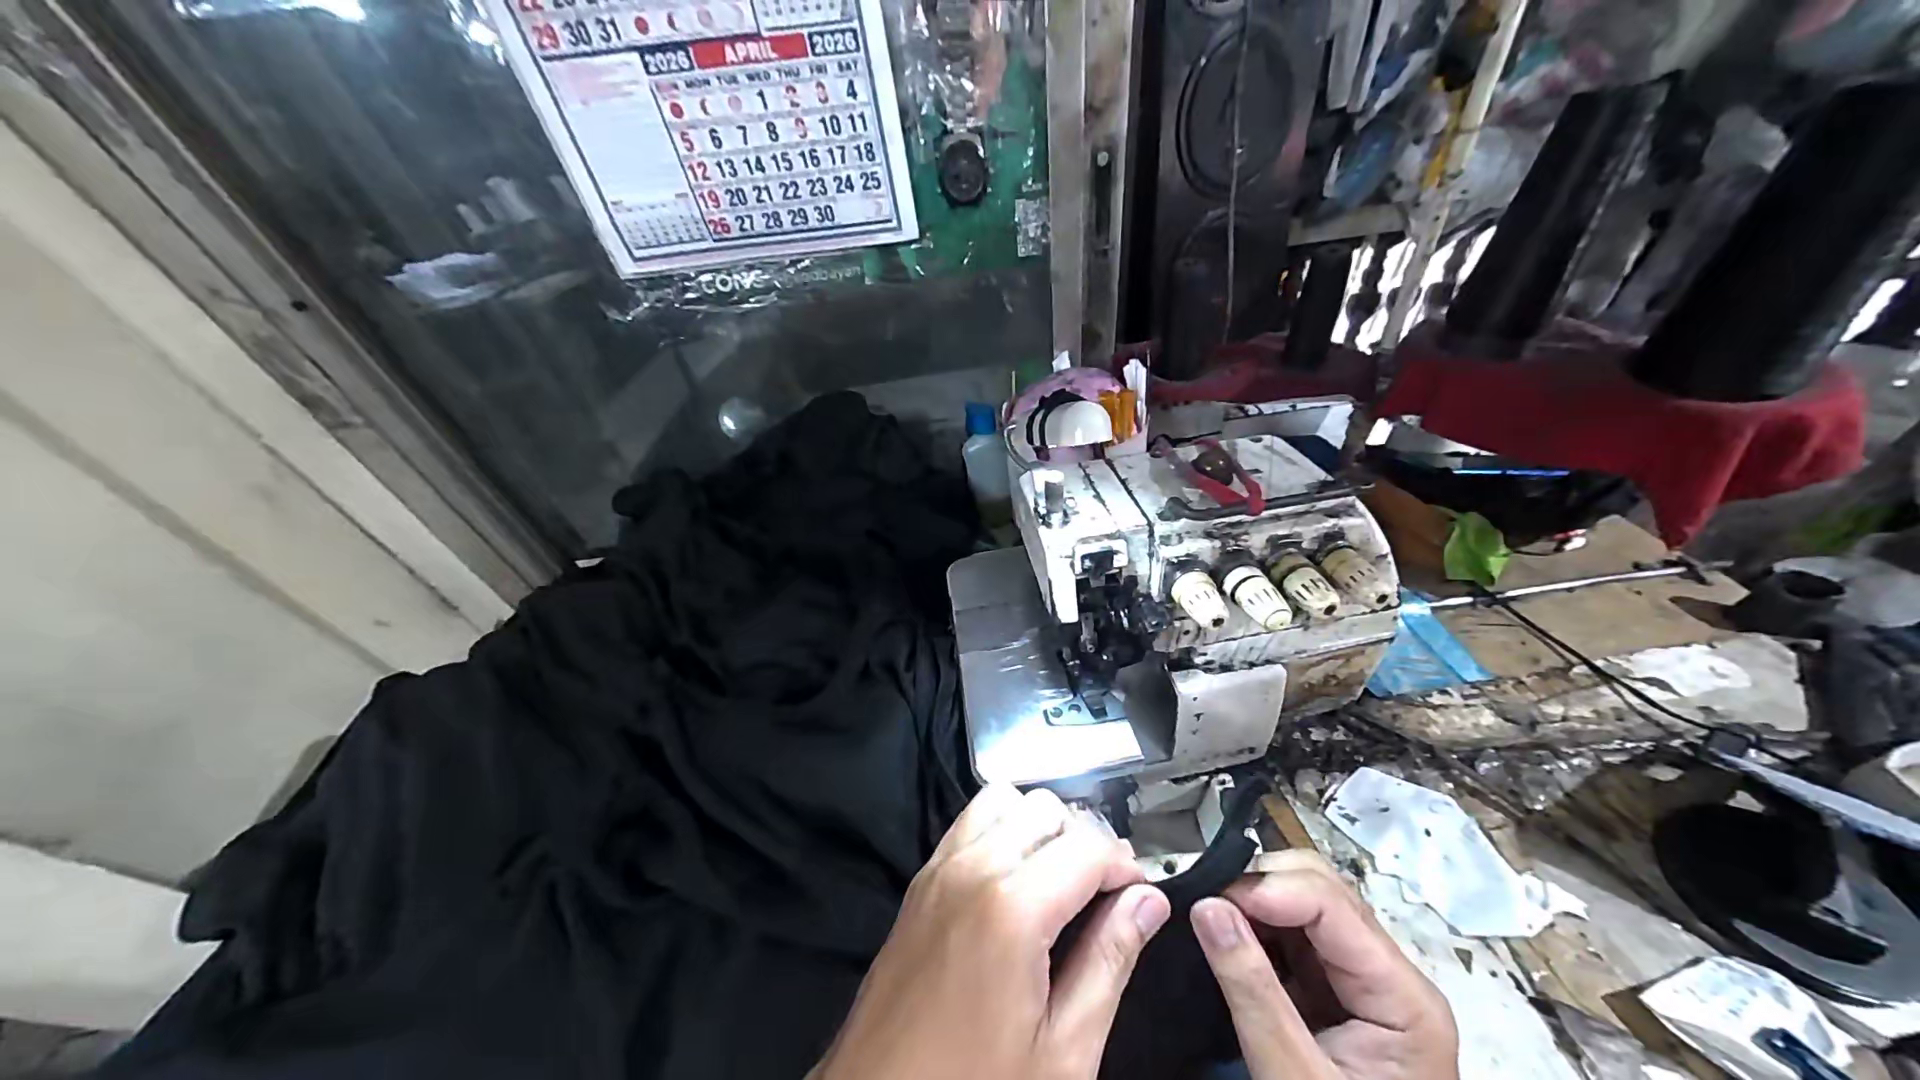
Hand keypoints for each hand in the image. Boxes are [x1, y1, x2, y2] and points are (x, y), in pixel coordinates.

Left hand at [812, 784, 1171, 1079]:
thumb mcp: (1062, 1048)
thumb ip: (1109, 960)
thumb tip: (1148, 901)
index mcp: (1012, 906)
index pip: (1089, 846)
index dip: (1126, 867)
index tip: (1139, 900)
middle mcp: (973, 867)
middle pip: (1047, 809)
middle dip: (1086, 841)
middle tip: (1103, 893)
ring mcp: (940, 867)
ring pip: (1005, 802)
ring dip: (1041, 827)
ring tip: (1059, 880)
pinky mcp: (921, 879)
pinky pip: (969, 821)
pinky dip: (1002, 829)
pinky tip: (1015, 879)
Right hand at [1190, 851, 1457, 1079]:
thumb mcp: (1293, 1077)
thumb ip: (1252, 990)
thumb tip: (1206, 906)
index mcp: (1403, 997)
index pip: (1331, 902)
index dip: (1266, 888)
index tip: (1208, 898)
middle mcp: (1391, 973)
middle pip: (1321, 889)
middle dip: (1258, 886)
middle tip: (1204, 904)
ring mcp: (1363, 978)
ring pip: (1303, 902)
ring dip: (1252, 902)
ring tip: (1208, 917)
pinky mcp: (1336, 987)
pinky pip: (1292, 932)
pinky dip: (1255, 925)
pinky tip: (1227, 937)